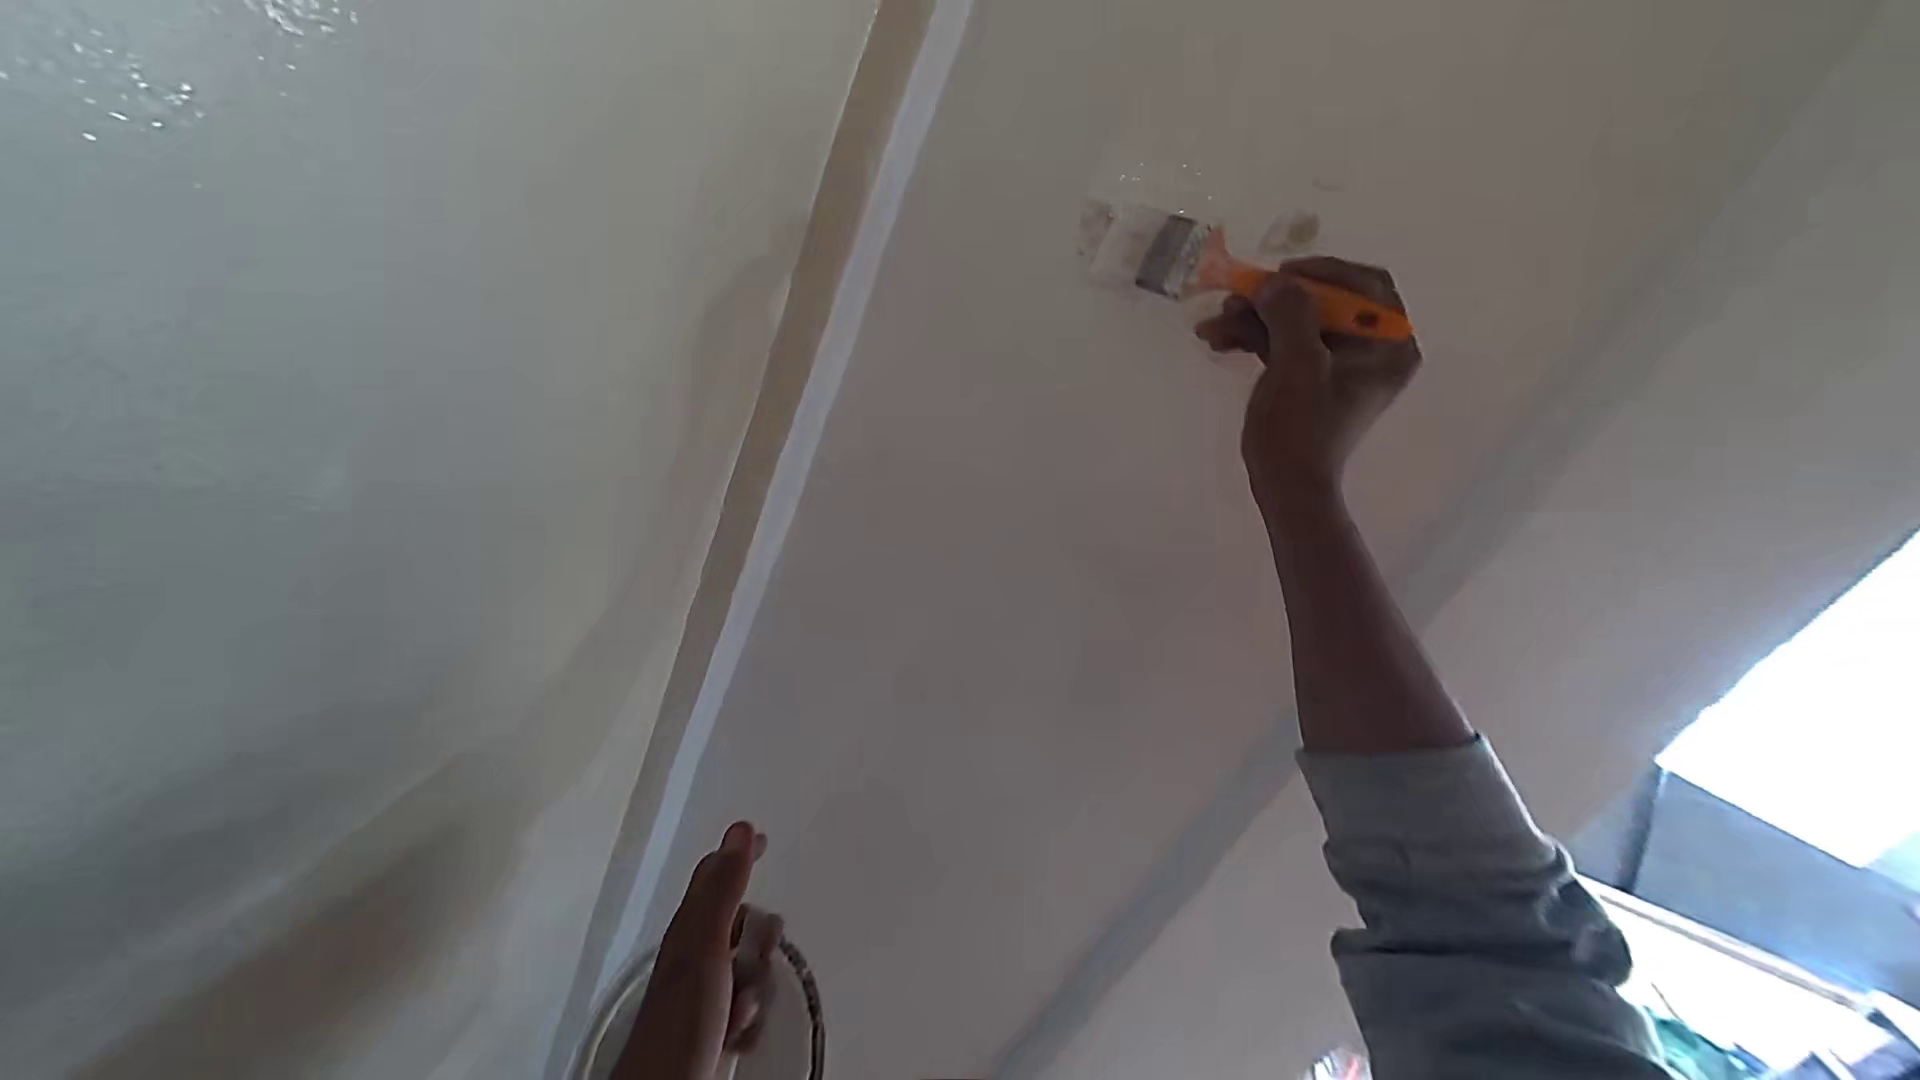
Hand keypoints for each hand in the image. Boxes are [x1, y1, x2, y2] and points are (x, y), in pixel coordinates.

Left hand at [616, 822, 783, 1079]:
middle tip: (765, 946)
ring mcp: (702, 991)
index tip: (760, 837)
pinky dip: (750, 1013)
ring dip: (756, 982)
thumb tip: (739, 829)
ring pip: (746, 965)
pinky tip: (741, 1028)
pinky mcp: (710, 1025)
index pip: (714, 874)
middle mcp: (693, 955)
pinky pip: (744, 1003)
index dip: (739, 853)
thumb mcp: (707, 943)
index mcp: (690, 927)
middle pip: (738, 921)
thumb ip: (724, 886)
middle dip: (759, 934)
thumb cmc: (683, 1018)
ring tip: (743, 1006)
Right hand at [1194, 257, 1420, 506]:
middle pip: (1322, 304)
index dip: (1320, 273)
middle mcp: (1370, 350)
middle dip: (1271, 302)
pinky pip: (1283, 346)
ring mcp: (1338, 367)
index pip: (1364, 287)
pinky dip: (1253, 340)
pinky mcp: (1310, 381)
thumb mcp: (1297, 366)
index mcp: (1388, 345)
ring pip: (1295, 325)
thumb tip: (1273, 281)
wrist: (1285, 486)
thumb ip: (1290, 314)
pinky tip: (1220, 341)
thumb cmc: (1299, 430)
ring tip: (1212, 327)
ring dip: (1253, 321)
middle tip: (1231, 302)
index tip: (1277, 275)